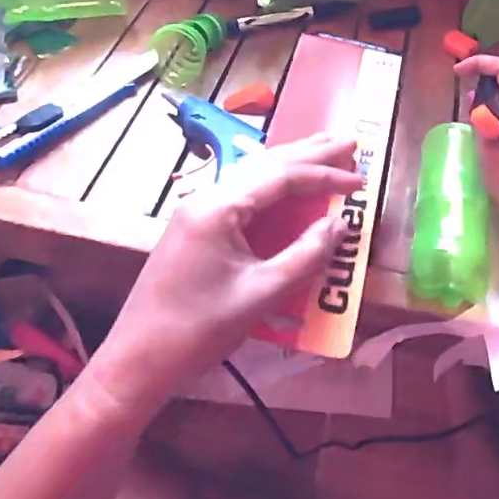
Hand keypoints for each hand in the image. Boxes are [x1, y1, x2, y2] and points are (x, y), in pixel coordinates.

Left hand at [83, 133, 362, 416]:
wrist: (139, 357)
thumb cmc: (200, 329)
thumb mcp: (261, 293)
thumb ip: (305, 255)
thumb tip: (340, 224)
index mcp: (218, 207)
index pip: (280, 176)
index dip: (324, 174)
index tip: (360, 177)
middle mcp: (204, 197)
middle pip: (264, 164)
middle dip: (308, 153)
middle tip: (348, 141)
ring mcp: (194, 211)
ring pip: (249, 176)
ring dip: (288, 165)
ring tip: (324, 151)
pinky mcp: (192, 228)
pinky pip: (238, 196)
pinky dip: (268, 188)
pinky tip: (283, 184)